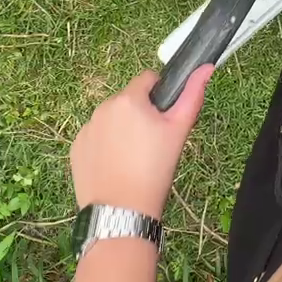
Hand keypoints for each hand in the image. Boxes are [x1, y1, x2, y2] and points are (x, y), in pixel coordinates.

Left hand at [70, 66, 212, 217]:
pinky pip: (96, 137)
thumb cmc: (154, 170)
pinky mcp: (76, 148)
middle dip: (140, 114)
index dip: (159, 97)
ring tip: (133, 158)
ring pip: (112, 119)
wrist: (121, 212)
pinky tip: (116, 166)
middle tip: (151, 143)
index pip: (147, 79)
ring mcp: (87, 128)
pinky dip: (105, 145)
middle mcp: (103, 107)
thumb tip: (205, 68)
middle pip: (129, 100)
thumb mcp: (179, 131)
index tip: (162, 121)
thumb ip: (192, 94)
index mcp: (128, 98)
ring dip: (122, 129)